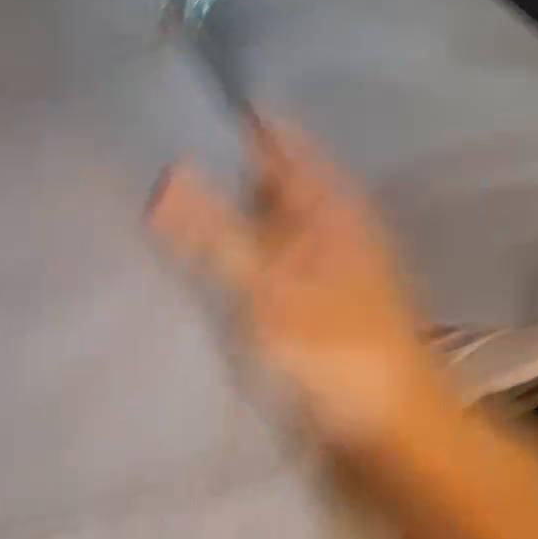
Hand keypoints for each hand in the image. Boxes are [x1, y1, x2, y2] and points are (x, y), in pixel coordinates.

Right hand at [147, 119, 447, 453]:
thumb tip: (166, 172)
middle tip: (146, 153)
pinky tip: (186, 261)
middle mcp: (324, 226)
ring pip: (256, 225)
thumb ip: (214, 232)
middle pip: (264, 181)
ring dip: (216, 216)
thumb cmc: (337, 352)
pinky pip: (255, 266)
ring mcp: (315, 268)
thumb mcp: (271, 288)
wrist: (391, 433)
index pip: (277, 139)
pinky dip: (225, 259)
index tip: (175, 104)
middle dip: (213, 168)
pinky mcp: (302, 308)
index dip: (233, 119)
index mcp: (329, 205)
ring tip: (151, 201)